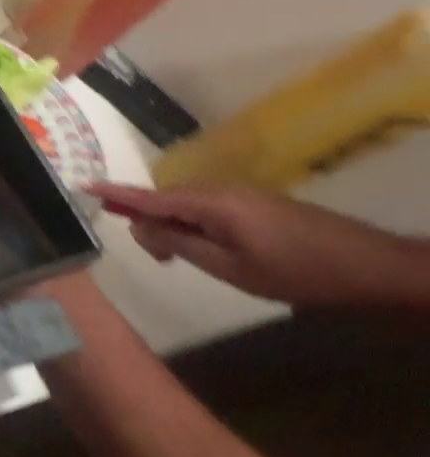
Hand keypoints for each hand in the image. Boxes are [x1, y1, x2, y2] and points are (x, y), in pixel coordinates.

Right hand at [90, 181, 429, 308]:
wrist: (373, 267)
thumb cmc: (296, 271)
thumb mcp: (228, 267)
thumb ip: (179, 244)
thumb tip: (142, 228)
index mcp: (212, 204)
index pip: (150, 197)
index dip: (116, 193)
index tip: (83, 185)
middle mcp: (223, 191)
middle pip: (167, 200)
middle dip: (151, 224)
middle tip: (162, 261)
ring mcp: (242, 195)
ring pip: (187, 206)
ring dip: (175, 227)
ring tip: (183, 258)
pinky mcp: (256, 204)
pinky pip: (208, 208)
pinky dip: (195, 225)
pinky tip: (208, 248)